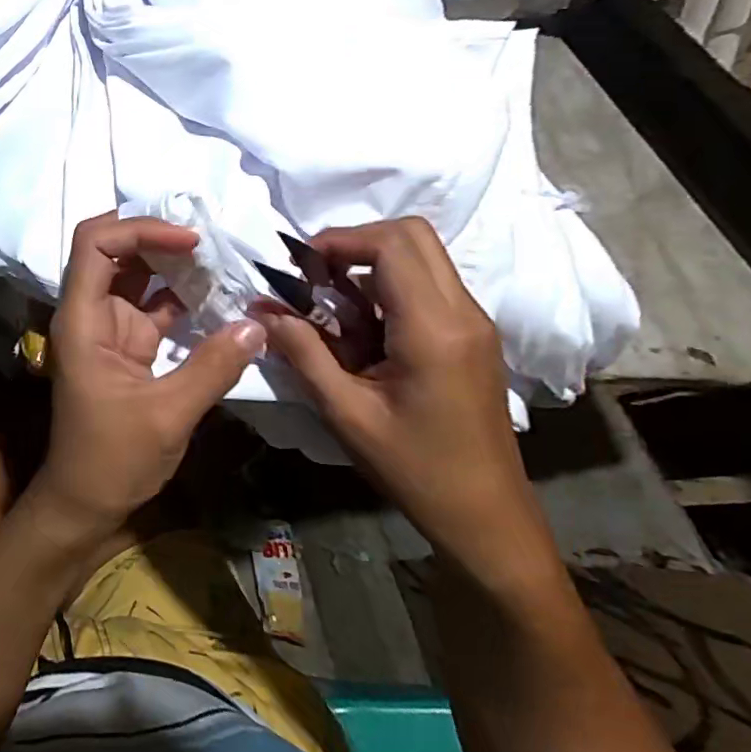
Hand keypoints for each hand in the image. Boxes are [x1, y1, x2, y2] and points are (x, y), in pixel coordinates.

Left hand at [28, 213, 266, 544]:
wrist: (86, 502)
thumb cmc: (112, 459)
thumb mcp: (168, 415)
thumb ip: (212, 367)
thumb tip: (259, 325)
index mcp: (84, 320)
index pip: (95, 244)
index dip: (139, 229)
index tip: (189, 239)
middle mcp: (93, 313)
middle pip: (115, 249)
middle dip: (160, 236)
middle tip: (211, 238)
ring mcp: (112, 328)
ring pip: (138, 274)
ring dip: (175, 262)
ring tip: (221, 257)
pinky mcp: (131, 344)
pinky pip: (157, 304)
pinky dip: (184, 295)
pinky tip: (219, 293)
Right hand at [260, 218, 529, 554]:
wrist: (488, 517)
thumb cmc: (415, 471)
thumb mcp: (347, 414)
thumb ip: (304, 354)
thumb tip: (263, 311)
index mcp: (434, 328)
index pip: (392, 244)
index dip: (340, 240)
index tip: (300, 265)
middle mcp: (464, 311)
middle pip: (413, 234)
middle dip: (357, 242)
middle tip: (315, 275)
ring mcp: (475, 321)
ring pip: (423, 257)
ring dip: (373, 265)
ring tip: (333, 305)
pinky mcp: (475, 335)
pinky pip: (431, 285)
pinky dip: (392, 287)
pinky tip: (364, 329)